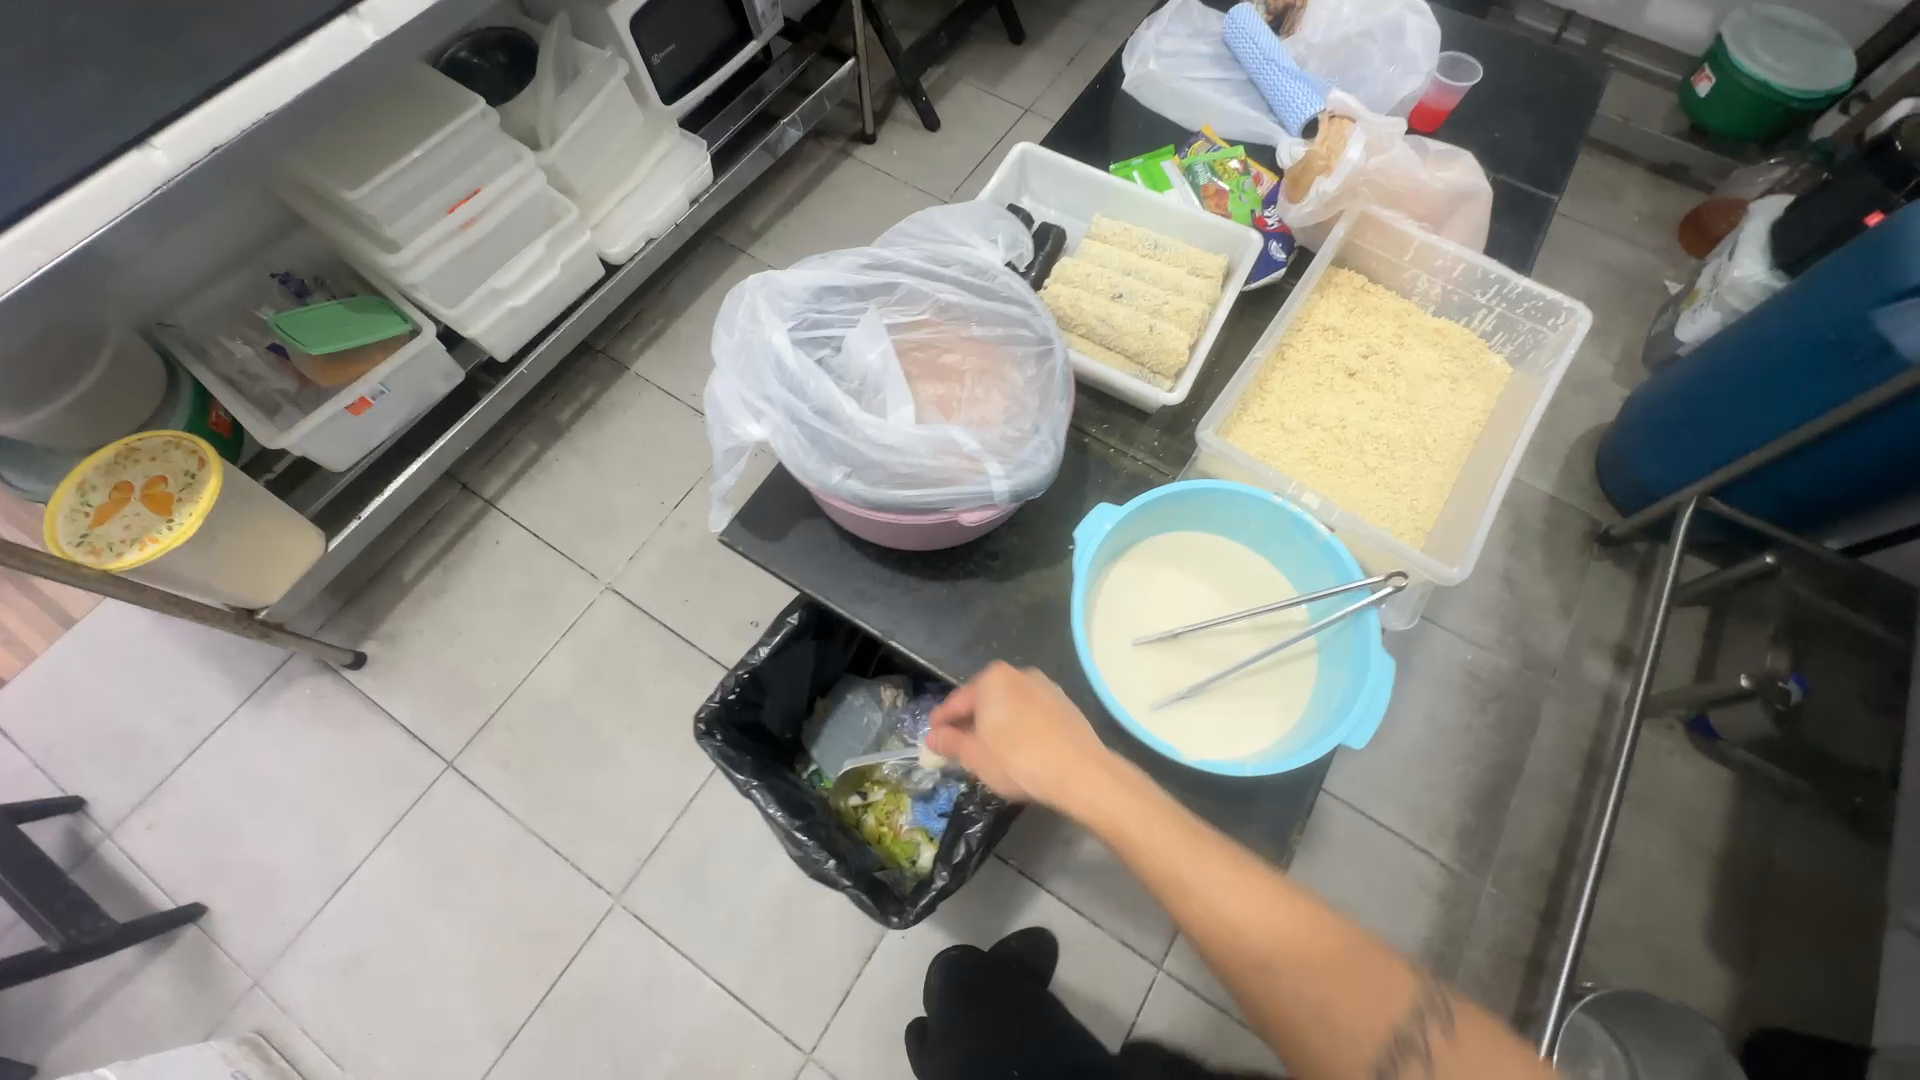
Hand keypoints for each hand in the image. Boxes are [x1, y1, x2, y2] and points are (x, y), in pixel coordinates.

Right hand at [927, 662, 1118, 812]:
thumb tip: (933, 738)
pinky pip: (1031, 713)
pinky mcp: (1065, 705)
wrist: (1079, 772)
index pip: (958, 700)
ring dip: (997, 723)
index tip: (931, 735)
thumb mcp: (974, 755)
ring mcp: (1046, 687)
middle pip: (985, 699)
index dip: (941, 720)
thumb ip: (950, 743)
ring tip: (989, 748)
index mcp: (992, 679)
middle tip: (957, 744)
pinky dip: (1020, 726)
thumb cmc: (1017, 760)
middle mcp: (1020, 674)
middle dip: (971, 720)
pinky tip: (1018, 748)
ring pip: (1010, 705)